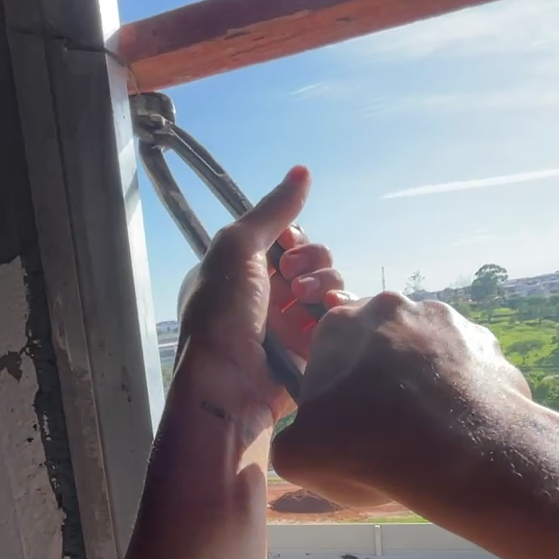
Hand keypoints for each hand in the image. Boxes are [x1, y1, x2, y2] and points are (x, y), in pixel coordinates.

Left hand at [173, 167, 347, 421]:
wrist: (228, 386)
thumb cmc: (220, 315)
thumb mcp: (236, 248)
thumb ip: (271, 211)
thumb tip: (302, 172)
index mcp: (239, 275)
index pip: (284, 244)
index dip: (294, 239)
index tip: (286, 247)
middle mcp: (263, 301)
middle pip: (313, 263)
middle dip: (313, 262)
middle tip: (292, 278)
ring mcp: (286, 329)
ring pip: (329, 290)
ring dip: (326, 285)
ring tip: (308, 301)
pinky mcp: (309, 354)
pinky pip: (338, 323)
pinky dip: (338, 313)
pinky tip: (328, 315)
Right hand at [273, 292, 540, 510]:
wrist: (458, 457)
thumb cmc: (364, 449)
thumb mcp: (295, 455)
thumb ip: (290, 439)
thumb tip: (302, 441)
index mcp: (340, 323)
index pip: (326, 349)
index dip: (330, 388)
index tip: (339, 422)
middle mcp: (396, 307)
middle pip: (378, 346)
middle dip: (378, 379)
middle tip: (381, 429)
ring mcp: (450, 320)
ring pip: (424, 354)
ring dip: (420, 384)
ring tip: (423, 434)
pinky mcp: (491, 346)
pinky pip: (466, 370)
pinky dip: (460, 396)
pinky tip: (456, 432)